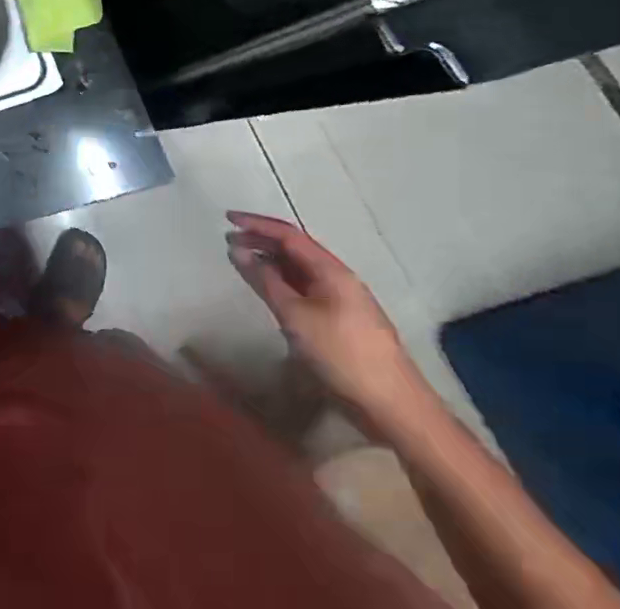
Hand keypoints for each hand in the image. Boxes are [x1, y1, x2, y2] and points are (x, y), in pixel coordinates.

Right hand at [225, 211, 432, 429]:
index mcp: (332, 271)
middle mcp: (338, 278)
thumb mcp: (295, 315)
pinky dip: (282, 281)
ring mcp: (341, 298)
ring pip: (300, 269)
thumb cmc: (341, 353)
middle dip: (261, 240)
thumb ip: (265, 280)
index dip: (257, 224)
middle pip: (296, 249)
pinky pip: (305, 287)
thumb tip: (238, 251)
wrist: (391, 402)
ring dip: (270, 260)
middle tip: (228, 239)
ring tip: (241, 260)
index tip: (227, 218)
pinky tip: (268, 288)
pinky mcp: (340, 318)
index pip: (289, 235)